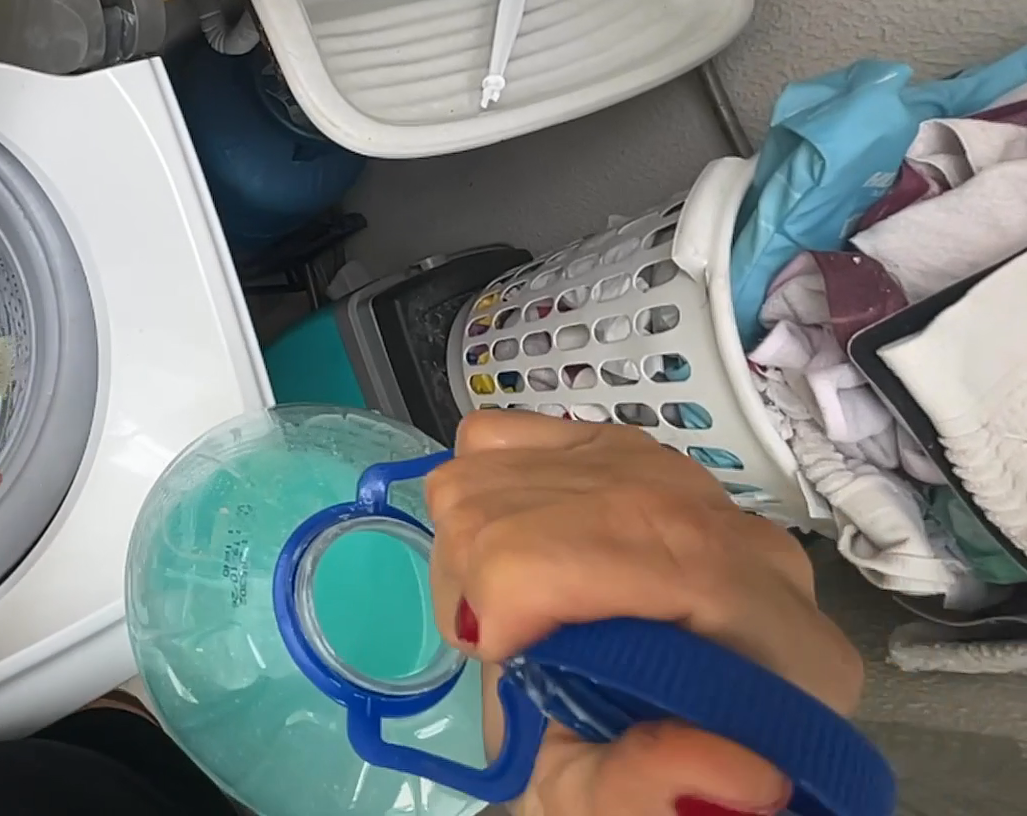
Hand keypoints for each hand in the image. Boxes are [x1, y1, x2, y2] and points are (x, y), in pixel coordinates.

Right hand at [425, 412, 862, 815]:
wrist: (682, 692)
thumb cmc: (653, 746)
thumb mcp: (628, 800)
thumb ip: (652, 797)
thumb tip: (730, 768)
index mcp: (753, 616)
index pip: (604, 549)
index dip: (511, 596)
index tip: (498, 655)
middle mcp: (707, 515)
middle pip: (509, 513)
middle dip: (473, 586)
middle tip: (497, 641)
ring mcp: (645, 461)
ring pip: (475, 477)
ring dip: (461, 548)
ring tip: (500, 598)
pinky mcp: (591, 436)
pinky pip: (485, 435)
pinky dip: (471, 488)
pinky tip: (505, 536)